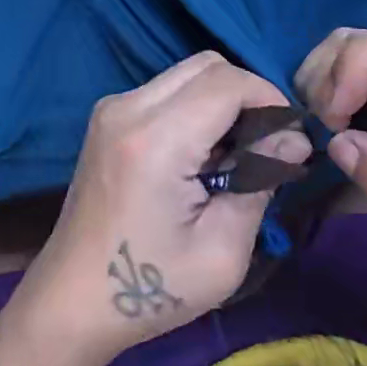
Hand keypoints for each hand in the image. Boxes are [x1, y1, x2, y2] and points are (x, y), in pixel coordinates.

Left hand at [10, 52, 311, 363]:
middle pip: (208, 65)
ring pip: (188, 72)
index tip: (291, 139)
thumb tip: (294, 138)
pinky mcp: (109, 114)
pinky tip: (202, 152)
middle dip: (249, 94)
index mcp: (156, 139)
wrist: (73, 300)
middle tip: (267, 143)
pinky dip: (197, 105)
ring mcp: (114, 106)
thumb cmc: (152, 287)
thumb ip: (260, 180)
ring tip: (236, 152)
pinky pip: (168, 88)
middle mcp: (130, 107)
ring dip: (222, 99)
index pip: (228, 83)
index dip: (270, 100)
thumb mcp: (222, 251)